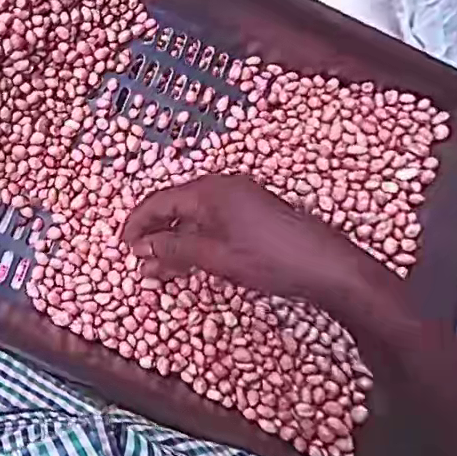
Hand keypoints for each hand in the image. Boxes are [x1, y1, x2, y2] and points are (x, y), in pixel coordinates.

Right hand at [120, 175, 397, 318]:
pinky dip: (196, 238)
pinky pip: (212, 220)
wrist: (332, 268)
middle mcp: (222, 186)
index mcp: (208, 190)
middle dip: (155, 234)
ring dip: (175, 239)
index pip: (157, 202)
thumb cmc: (271, 260)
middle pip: (174, 206)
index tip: (124, 247)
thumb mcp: (214, 256)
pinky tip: (192, 259)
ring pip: (193, 215)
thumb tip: (142, 249)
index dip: (137, 224)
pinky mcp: (255, 212)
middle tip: (141, 260)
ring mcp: (241, 198)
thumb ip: (173, 249)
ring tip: (163, 267)